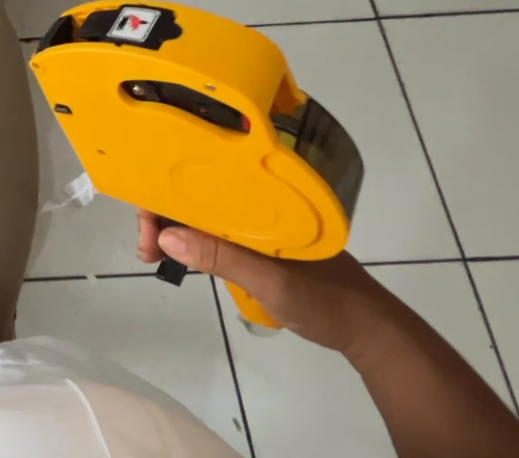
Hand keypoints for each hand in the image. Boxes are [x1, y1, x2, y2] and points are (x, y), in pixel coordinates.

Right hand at [137, 212, 401, 357]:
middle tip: (147, 251)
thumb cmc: (325, 300)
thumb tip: (165, 235)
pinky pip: (213, 235)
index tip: (147, 231)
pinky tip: (180, 258)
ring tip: (156, 256)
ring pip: (200, 217)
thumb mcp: (271, 280)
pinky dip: (190, 243)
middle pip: (193, 198)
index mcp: (256, 201)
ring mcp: (254, 227)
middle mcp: (251, 206)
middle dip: (160, 217)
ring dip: (171, 231)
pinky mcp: (257, 247)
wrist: (371, 333)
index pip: (197, 185)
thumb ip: (221, 256)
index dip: (162, 199)